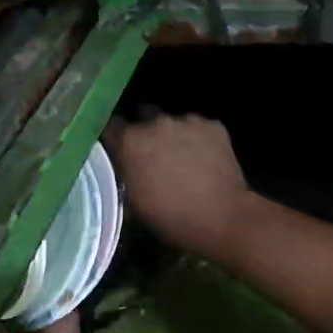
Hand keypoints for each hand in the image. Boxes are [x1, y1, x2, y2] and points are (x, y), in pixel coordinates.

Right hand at [105, 112, 254, 254]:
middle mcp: (157, 122)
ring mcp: (187, 120)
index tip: (121, 146)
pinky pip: (200, 127)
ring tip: (186, 156)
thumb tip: (128, 162)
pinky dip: (200, 138)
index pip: (113, 126)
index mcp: (131, 141)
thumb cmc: (170, 215)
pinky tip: (206, 157)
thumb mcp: (134, 198)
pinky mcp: (213, 124)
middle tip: (155, 152)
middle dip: (147, 131)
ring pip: (175, 121)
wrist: (220, 215)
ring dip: (176, 134)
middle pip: (145, 116)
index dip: (118, 136)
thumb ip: (127, 170)